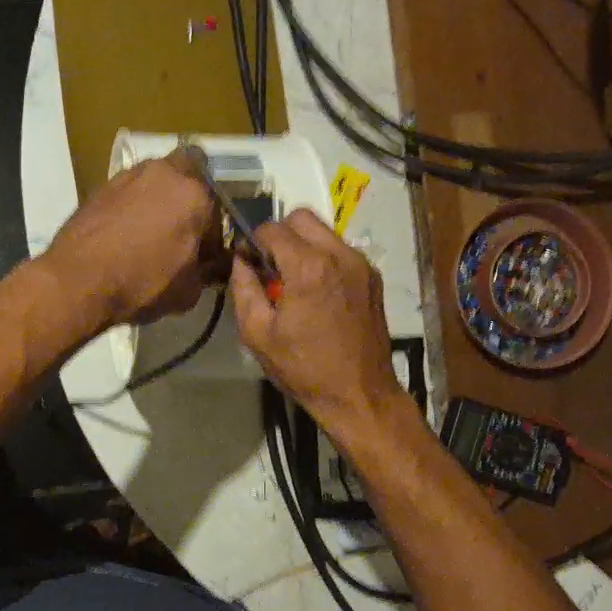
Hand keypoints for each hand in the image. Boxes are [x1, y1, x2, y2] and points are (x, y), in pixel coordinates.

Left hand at [40, 150, 225, 328]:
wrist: (77, 280)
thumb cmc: (141, 284)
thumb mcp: (187, 290)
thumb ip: (206, 270)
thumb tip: (210, 265)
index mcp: (195, 194)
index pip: (220, 211)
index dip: (214, 235)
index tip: (204, 255)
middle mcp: (165, 172)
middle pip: (190, 170)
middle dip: (191, 195)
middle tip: (182, 227)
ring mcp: (130, 175)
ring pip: (157, 177)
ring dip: (160, 197)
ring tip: (151, 231)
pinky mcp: (102, 185)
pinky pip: (129, 190)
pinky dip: (133, 205)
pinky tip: (125, 232)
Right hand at [231, 209, 404, 424]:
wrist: (358, 393)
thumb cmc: (303, 368)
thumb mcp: (258, 334)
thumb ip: (244, 289)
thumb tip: (240, 261)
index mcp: (308, 268)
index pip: (272, 229)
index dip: (252, 241)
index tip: (245, 262)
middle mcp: (339, 255)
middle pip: (302, 217)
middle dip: (279, 234)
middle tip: (268, 265)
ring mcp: (360, 264)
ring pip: (323, 231)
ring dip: (302, 245)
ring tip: (291, 280)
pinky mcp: (372, 277)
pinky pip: (340, 250)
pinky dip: (322, 258)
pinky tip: (314, 291)